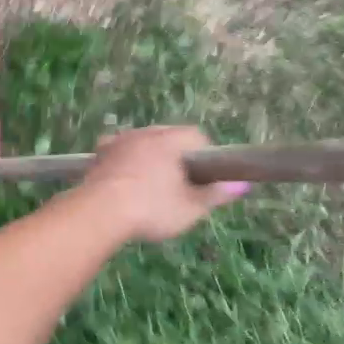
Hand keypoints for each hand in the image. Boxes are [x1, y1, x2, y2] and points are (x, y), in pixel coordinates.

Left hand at [79, 125, 246, 241]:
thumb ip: (217, 193)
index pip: (196, 135)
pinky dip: (128, 158)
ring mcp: (118, 140)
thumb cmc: (152, 209)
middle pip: (168, 135)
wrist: (100, 210)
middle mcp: (142, 133)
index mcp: (167, 141)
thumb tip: (243, 184)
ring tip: (155, 184)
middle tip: (182, 183)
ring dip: (152, 155)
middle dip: (178, 154)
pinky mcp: (100, 152)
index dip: (206, 154)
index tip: (206, 177)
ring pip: (143, 141)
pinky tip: (128, 178)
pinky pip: (120, 148)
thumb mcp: (191, 207)